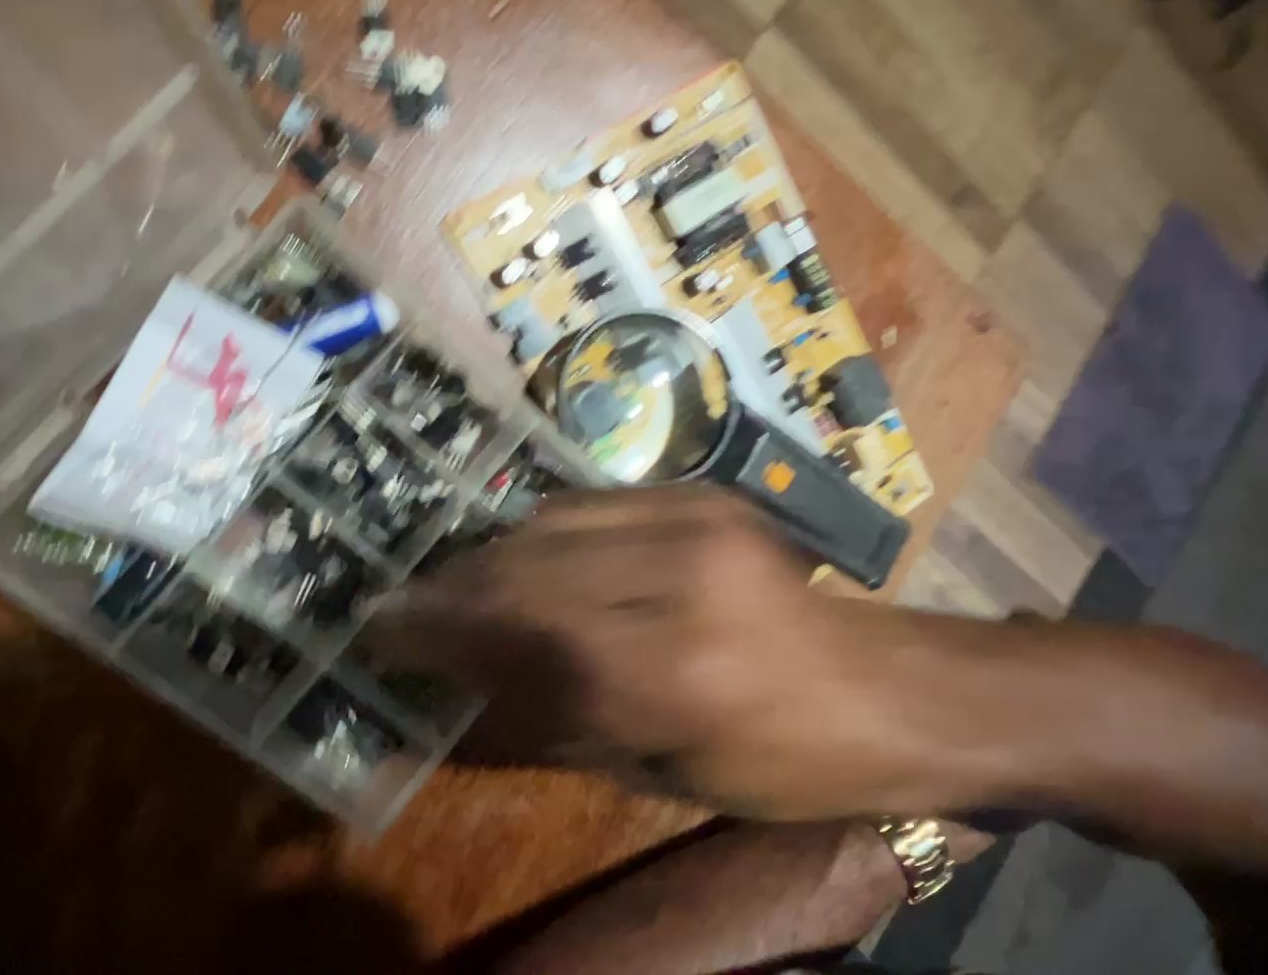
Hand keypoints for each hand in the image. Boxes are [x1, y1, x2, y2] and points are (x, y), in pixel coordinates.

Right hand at [367, 483, 972, 818]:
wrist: (884, 688)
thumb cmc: (780, 761)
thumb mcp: (664, 771)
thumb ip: (555, 720)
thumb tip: (461, 686)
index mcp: (677, 670)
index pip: (523, 637)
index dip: (441, 634)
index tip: (382, 633)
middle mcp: (681, 576)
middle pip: (527, 567)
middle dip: (450, 587)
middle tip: (398, 601)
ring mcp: (697, 521)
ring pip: (551, 523)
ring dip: (489, 553)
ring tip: (448, 580)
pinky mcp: (706, 495)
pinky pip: (593, 502)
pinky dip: (541, 529)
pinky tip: (516, 554)